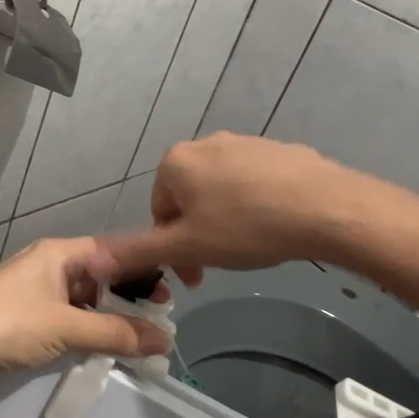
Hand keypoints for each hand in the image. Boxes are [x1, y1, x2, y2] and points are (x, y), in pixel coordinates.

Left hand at [0, 236, 172, 382]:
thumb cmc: (9, 325)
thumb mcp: (66, 328)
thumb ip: (115, 333)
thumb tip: (163, 338)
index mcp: (58, 253)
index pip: (112, 250)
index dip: (144, 267)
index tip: (174, 289)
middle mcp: (50, 264)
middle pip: (102, 274)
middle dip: (131, 296)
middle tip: (162, 320)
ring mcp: (39, 290)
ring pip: (87, 297)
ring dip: (113, 316)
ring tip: (144, 338)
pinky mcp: (31, 315)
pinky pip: (72, 315)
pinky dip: (93, 328)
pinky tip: (111, 347)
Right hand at [99, 131, 418, 283]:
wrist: (328, 208)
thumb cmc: (248, 228)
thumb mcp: (187, 247)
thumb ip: (138, 252)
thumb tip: (90, 259)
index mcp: (175, 163)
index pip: (159, 211)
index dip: (174, 248)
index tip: (197, 275)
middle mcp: (204, 144)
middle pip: (189, 199)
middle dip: (200, 233)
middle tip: (225, 262)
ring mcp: (244, 143)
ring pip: (222, 190)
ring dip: (228, 219)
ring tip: (255, 246)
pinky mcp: (279, 150)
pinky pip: (256, 182)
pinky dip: (258, 204)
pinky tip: (279, 227)